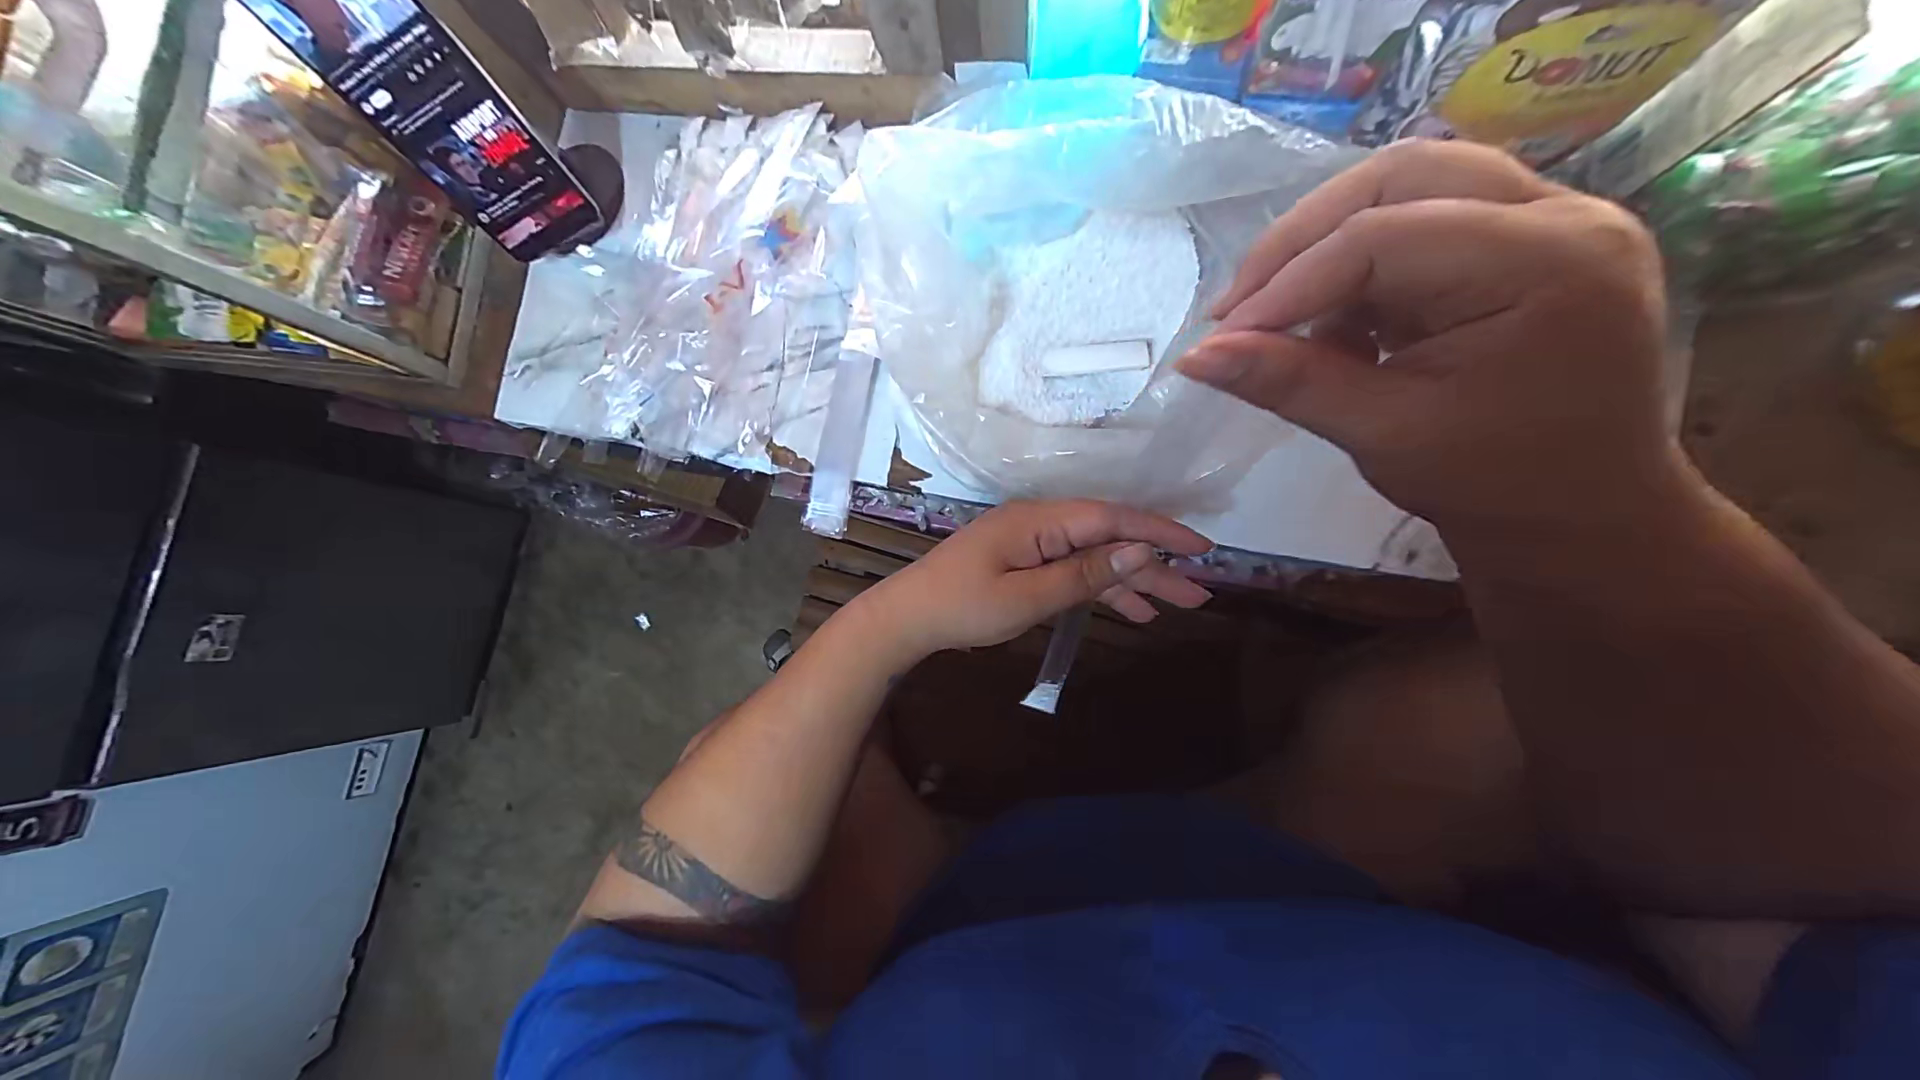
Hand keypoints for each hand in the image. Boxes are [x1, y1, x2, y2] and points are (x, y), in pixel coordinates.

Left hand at [847, 499, 1213, 667]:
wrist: (908, 618)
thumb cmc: (962, 609)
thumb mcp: (1027, 597)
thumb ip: (1084, 574)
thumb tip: (1139, 549)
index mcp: (1039, 521)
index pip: (1111, 519)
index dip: (1158, 532)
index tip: (1201, 548)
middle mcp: (1040, 523)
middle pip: (1108, 539)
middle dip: (1153, 565)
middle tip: (1197, 594)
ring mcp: (1032, 542)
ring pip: (1094, 557)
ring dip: (1133, 581)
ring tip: (1175, 606)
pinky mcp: (1025, 561)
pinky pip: (1072, 571)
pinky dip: (1101, 590)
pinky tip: (1131, 612)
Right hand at [1178, 140, 1684, 532]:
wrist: (1577, 512)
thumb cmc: (1488, 482)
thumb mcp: (1381, 433)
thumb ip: (1289, 383)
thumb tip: (1194, 357)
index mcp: (1544, 264)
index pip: (1383, 238)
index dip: (1287, 285)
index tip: (1221, 339)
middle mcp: (1561, 215)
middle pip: (1398, 177)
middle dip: (1299, 240)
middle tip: (1238, 307)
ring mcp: (1547, 219)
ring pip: (1406, 184)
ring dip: (1323, 242)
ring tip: (1275, 312)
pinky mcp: (1519, 241)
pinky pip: (1418, 219)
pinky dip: (1355, 264)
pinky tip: (1331, 320)